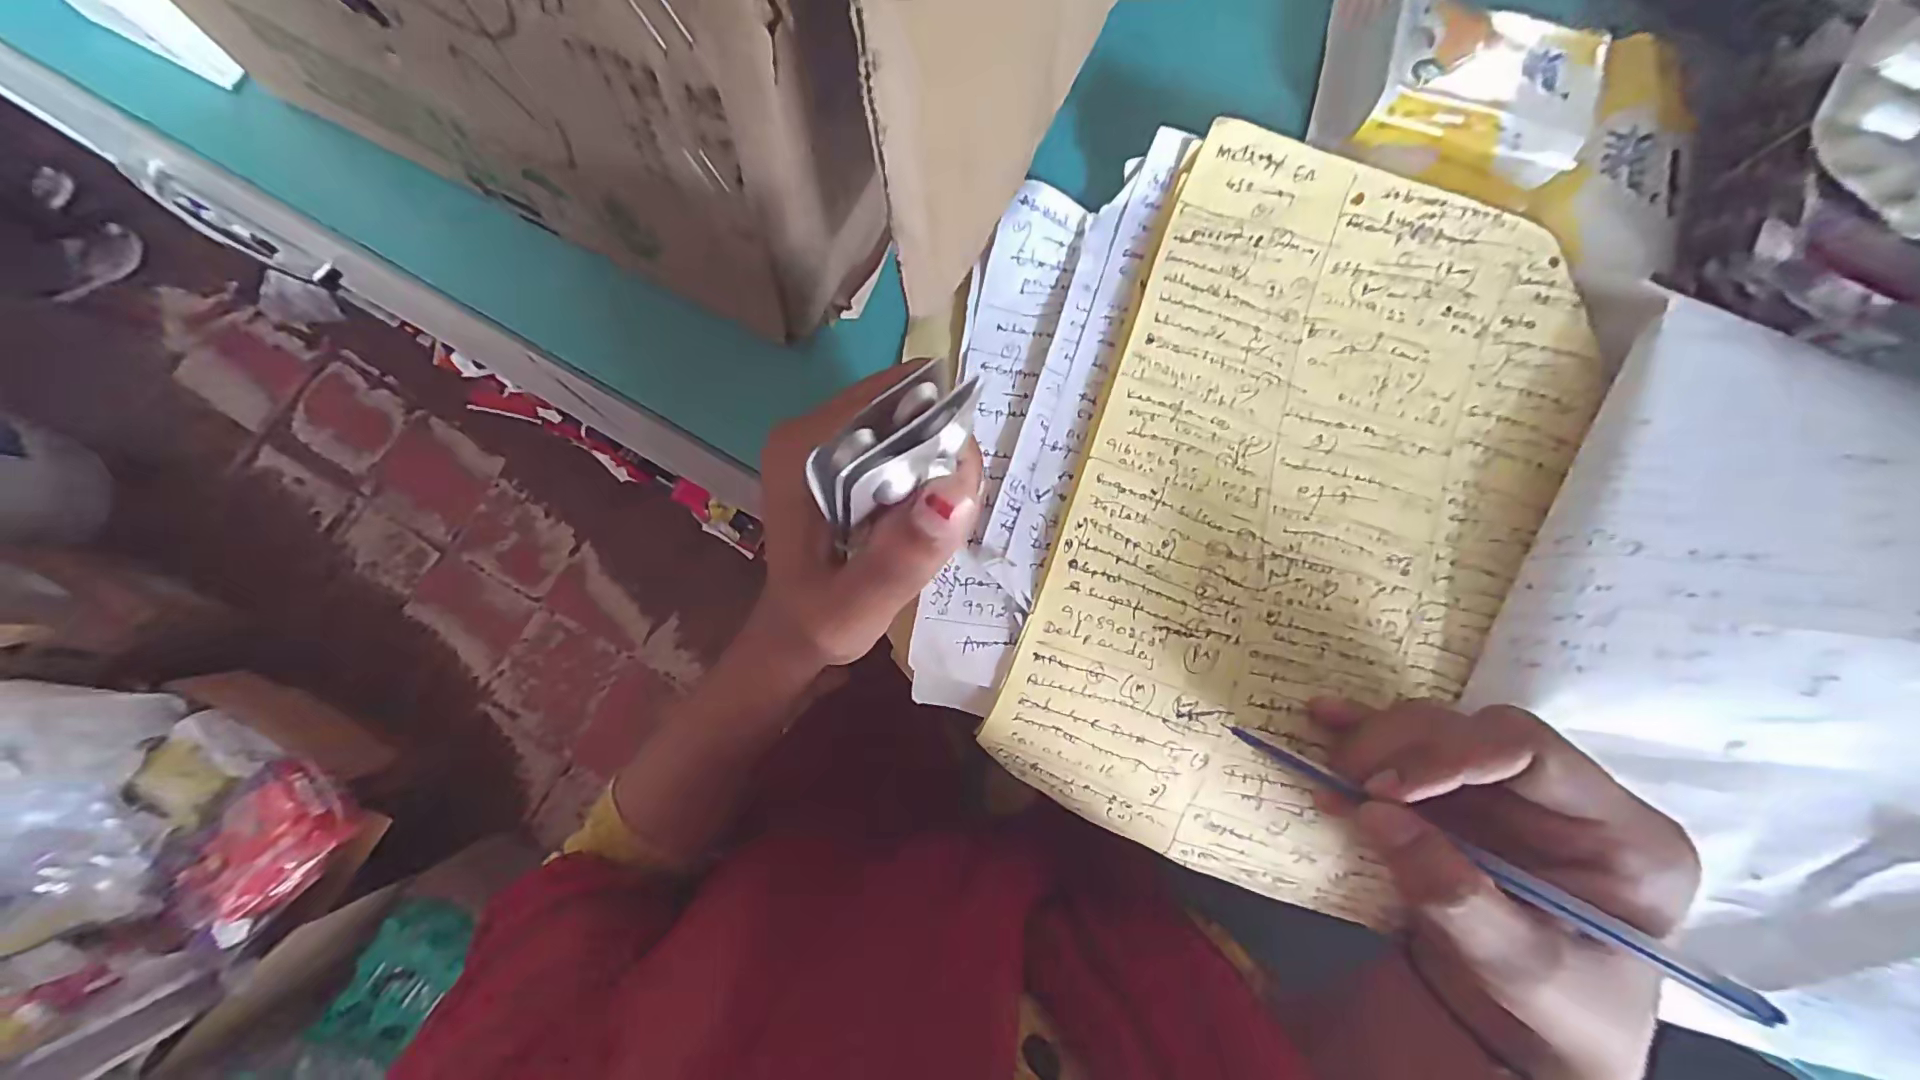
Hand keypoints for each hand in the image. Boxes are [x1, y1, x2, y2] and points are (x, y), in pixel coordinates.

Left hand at [754, 364, 982, 667]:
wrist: (795, 631)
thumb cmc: (818, 621)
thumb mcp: (858, 605)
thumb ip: (902, 556)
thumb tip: (957, 492)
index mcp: (804, 450)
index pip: (896, 401)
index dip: (943, 433)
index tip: (960, 488)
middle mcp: (810, 432)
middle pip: (906, 408)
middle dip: (943, 452)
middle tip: (948, 517)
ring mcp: (825, 442)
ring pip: (909, 424)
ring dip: (938, 466)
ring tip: (935, 524)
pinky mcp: (840, 459)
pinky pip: (901, 443)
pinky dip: (925, 473)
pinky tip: (921, 517)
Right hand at [1309, 698, 1700, 1079]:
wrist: (1520, 1016)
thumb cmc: (1549, 1002)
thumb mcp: (1517, 967)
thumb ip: (1456, 894)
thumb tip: (1376, 813)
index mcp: (1622, 835)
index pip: (1530, 752)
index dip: (1451, 755)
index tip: (1387, 789)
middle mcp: (1566, 794)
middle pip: (1473, 730)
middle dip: (1401, 748)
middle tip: (1348, 781)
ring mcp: (1508, 784)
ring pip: (1433, 725)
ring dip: (1374, 741)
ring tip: (1333, 776)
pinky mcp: (1457, 783)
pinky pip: (1407, 739)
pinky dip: (1362, 727)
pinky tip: (1326, 717)